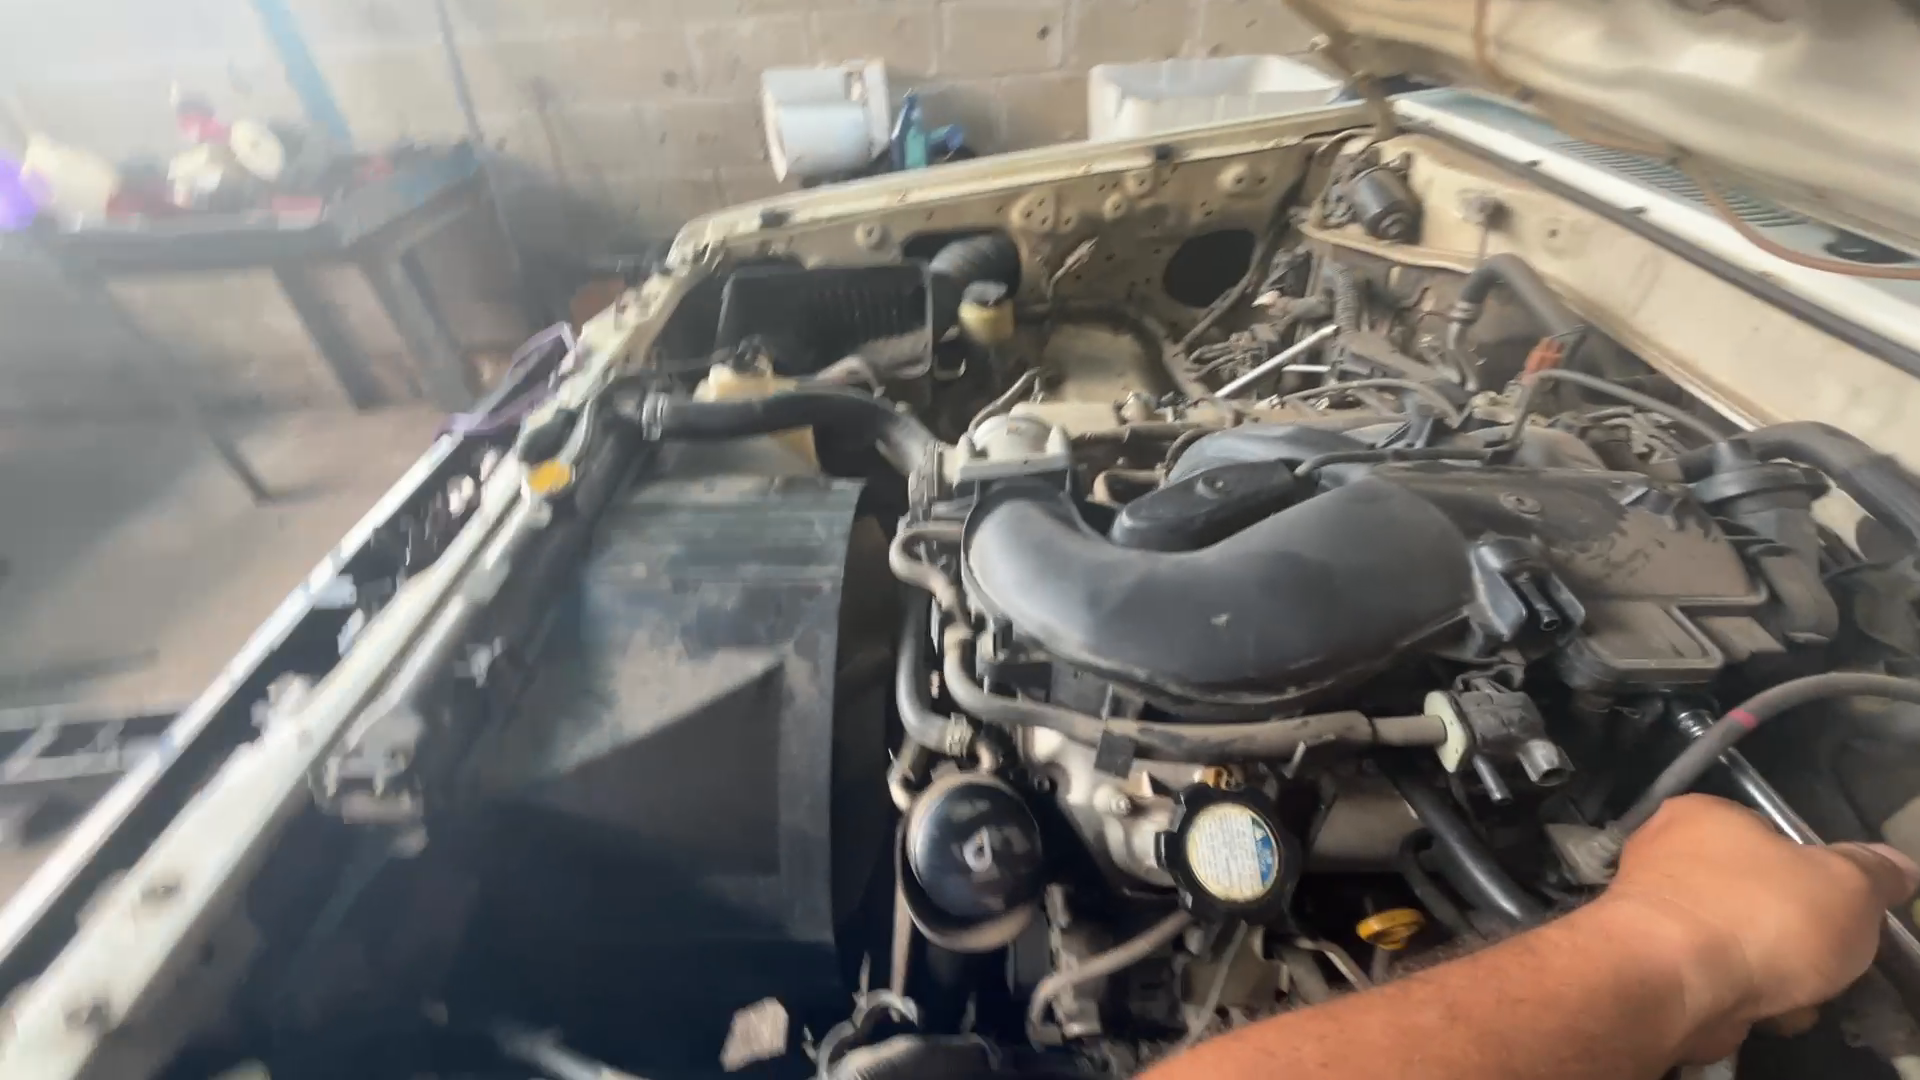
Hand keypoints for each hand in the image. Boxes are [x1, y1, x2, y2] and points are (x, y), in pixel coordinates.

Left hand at [1598, 794, 1919, 1059]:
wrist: (1675, 975)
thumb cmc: (1758, 913)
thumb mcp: (1845, 883)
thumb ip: (1872, 870)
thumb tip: (1891, 860)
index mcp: (1699, 814)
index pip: (1769, 832)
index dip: (1816, 870)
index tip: (1845, 901)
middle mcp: (1666, 848)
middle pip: (1764, 893)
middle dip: (1807, 933)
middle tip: (1832, 951)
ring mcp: (1657, 900)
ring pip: (1751, 938)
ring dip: (1787, 970)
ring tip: (1801, 986)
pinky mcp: (1658, 949)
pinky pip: (1726, 970)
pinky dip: (1755, 992)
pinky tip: (1769, 1006)